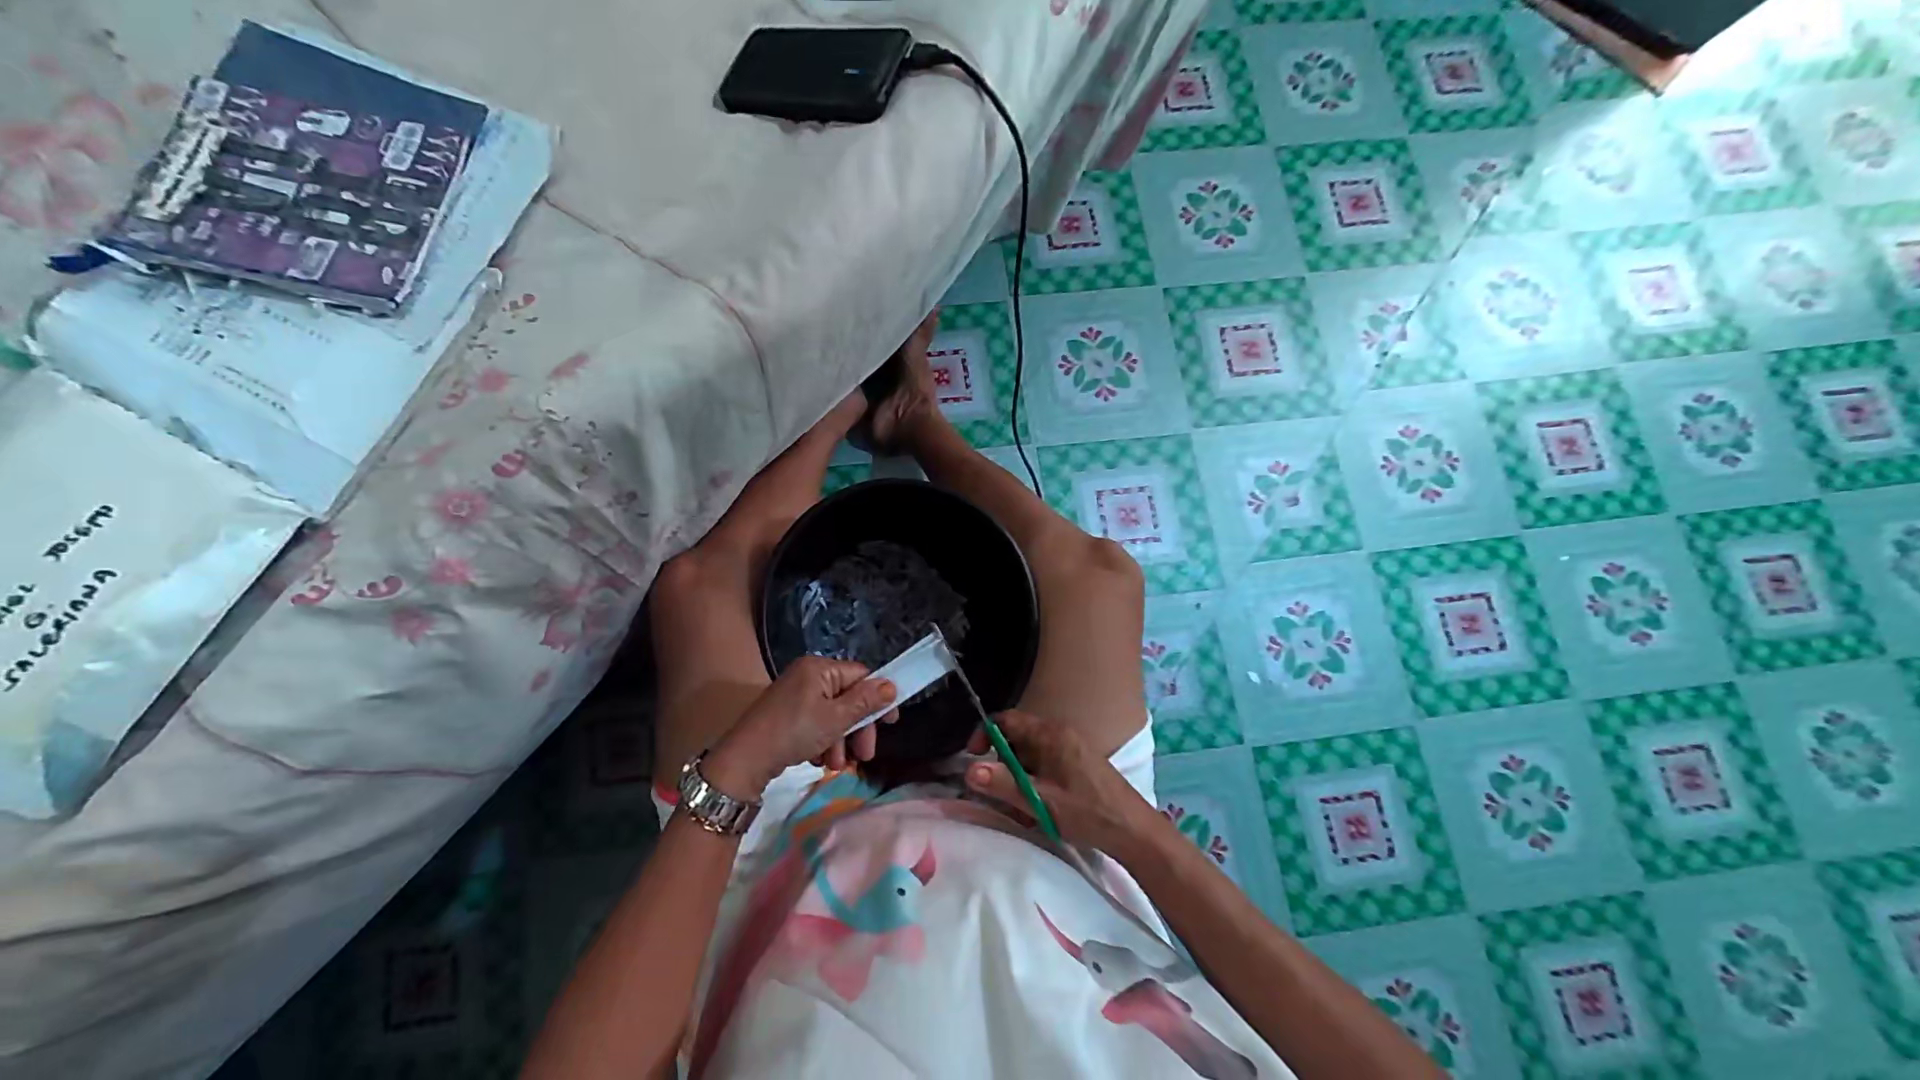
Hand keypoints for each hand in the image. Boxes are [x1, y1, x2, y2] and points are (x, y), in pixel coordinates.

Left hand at [704, 656, 896, 798]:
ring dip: (841, 741)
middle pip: (848, 698)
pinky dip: (823, 742)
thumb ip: (865, 702)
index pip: (860, 676)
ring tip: (835, 764)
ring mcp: (795, 695)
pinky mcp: (787, 714)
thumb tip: (892, 686)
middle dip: (857, 729)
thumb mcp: (835, 719)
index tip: (890, 724)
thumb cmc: (794, 733)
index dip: (878, 699)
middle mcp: (808, 676)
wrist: (745, 760)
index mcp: (819, 668)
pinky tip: (818, 760)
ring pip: (833, 715)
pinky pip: (817, 723)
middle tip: (864, 755)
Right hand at [962, 710, 1157, 856]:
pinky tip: (1040, 807)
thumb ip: (1004, 784)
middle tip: (1000, 790)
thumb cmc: (1087, 811)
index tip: (973, 757)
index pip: (1007, 720)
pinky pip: (1046, 764)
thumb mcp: (1040, 800)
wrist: (1134, 830)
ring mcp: (1072, 748)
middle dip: (1002, 762)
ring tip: (1022, 805)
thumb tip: (969, 770)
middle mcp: (1061, 734)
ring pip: (1031, 754)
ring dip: (1019, 776)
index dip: (985, 734)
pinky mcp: (1079, 764)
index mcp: (1051, 734)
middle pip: (1018, 737)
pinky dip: (1035, 781)